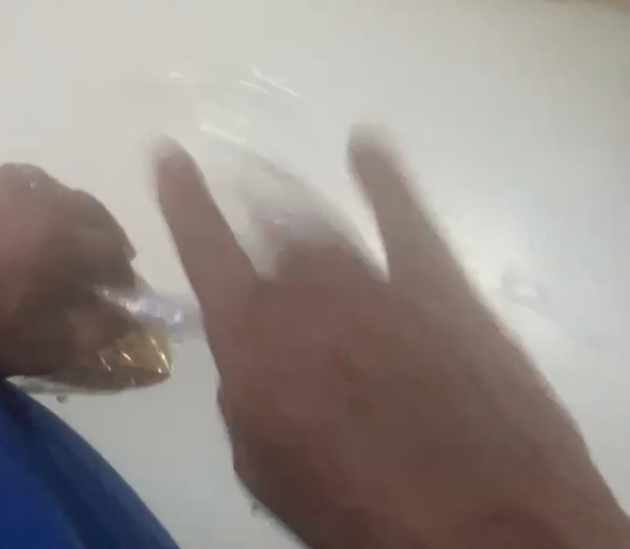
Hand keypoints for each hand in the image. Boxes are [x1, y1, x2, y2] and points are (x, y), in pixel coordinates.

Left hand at [0, 164, 135, 377]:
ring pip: (37, 183)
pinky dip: (6, 197)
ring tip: (47, 231)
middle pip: (82, 205)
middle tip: (95, 258)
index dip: (122, 273)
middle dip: (98, 232)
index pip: (112, 247)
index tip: (118, 292)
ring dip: (53, 206)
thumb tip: (128, 315)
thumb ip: (96, 328)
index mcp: (61, 235)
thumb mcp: (42, 345)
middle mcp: (30, 196)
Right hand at [157, 134, 629, 548]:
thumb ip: (244, 385)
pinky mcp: (447, 301)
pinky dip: (386, 181)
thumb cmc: (349, 504)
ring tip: (270, 172)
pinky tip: (367, 141)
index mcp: (247, 330)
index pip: (201, 242)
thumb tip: (252, 357)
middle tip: (232, 177)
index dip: (180, 193)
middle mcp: (303, 294)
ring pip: (321, 224)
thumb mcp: (259, 452)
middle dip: (246, 199)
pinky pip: (411, 226)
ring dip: (290, 198)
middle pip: (267, 229)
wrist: (485, 541)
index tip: (165, 150)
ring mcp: (377, 290)